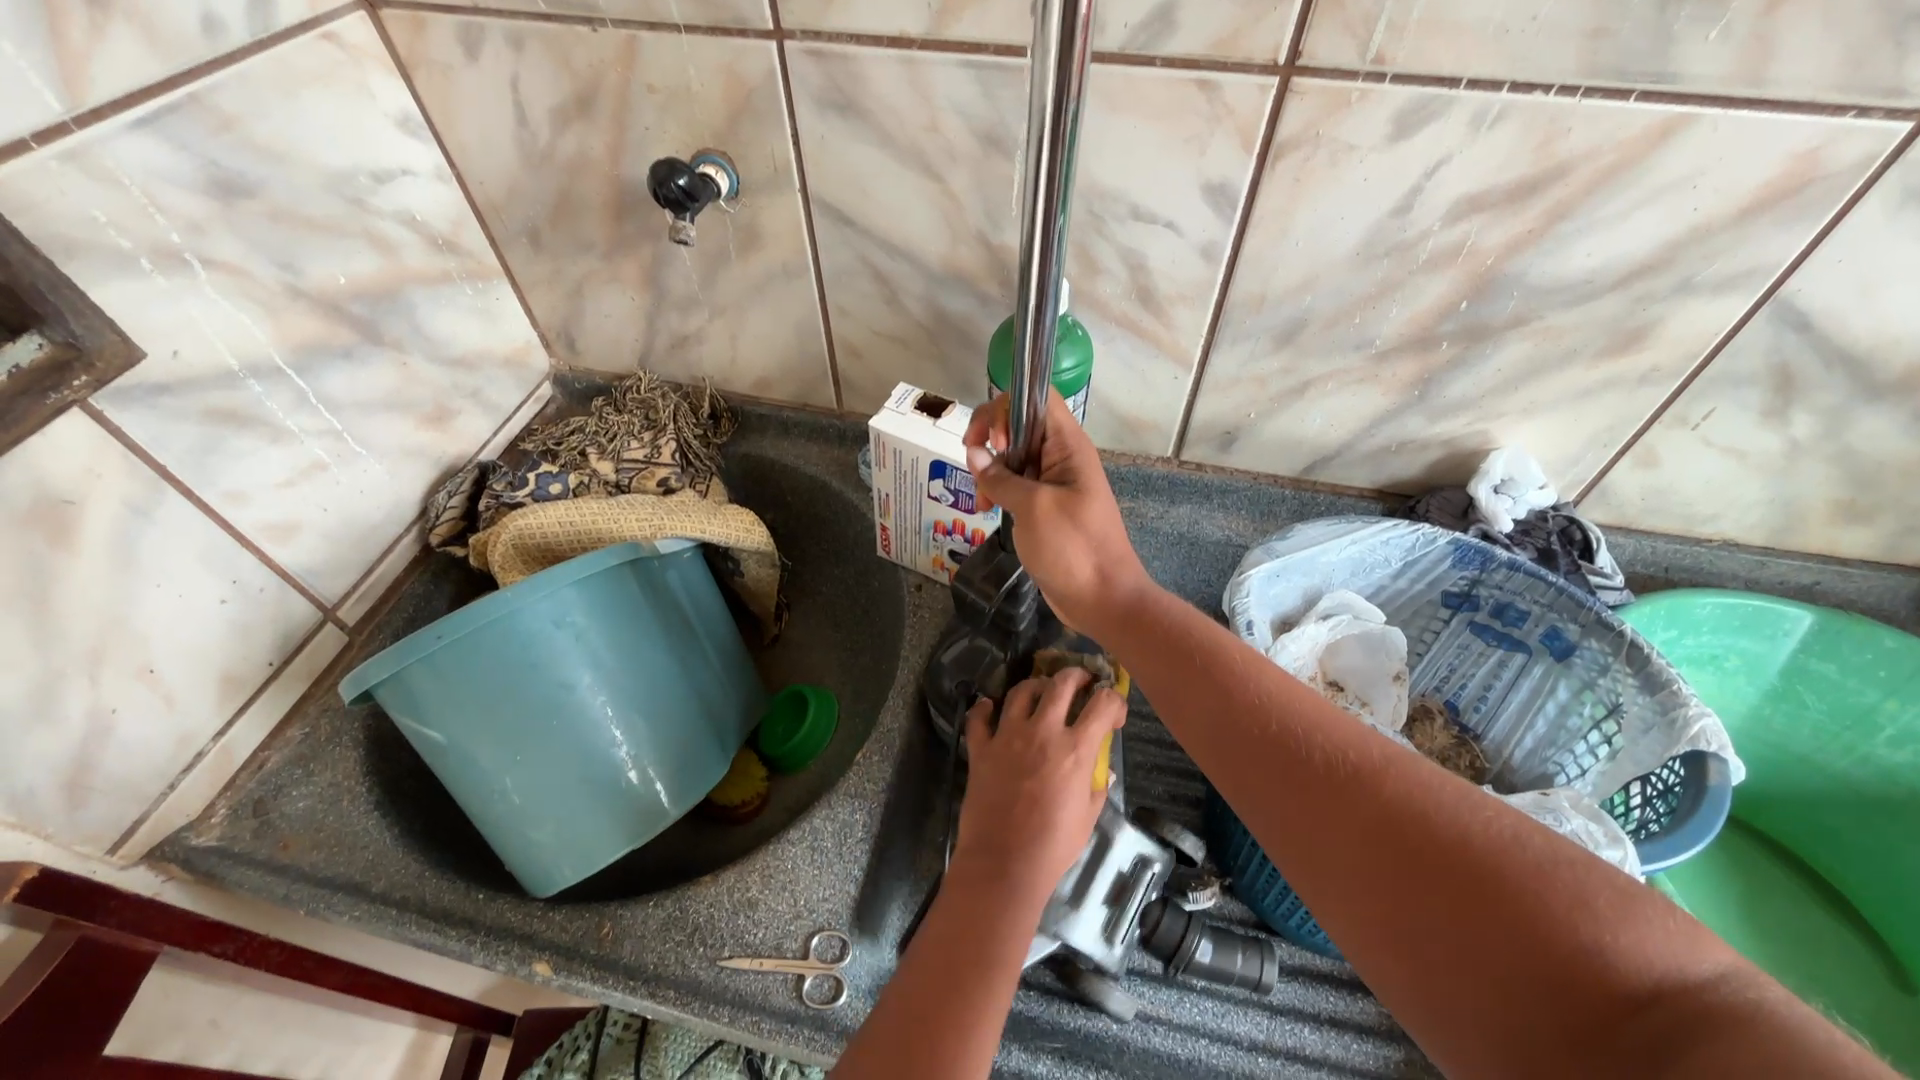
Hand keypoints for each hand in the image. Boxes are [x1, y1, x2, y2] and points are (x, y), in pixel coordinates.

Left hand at [950, 669, 1124, 907]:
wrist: (1004, 862)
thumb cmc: (1054, 845)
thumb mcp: (1088, 816)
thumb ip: (1096, 786)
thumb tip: (1102, 771)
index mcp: (1075, 748)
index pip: (1103, 704)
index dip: (1114, 700)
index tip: (1114, 712)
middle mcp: (1042, 732)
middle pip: (1061, 684)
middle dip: (1076, 675)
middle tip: (1081, 681)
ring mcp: (1007, 736)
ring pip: (1021, 691)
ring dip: (1035, 686)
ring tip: (1041, 692)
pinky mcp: (981, 749)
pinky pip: (979, 717)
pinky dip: (985, 708)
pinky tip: (990, 707)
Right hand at [962, 391, 1150, 636]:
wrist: (1103, 598)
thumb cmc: (1073, 547)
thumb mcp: (1033, 508)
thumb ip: (1000, 478)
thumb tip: (975, 455)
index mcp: (1067, 445)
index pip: (1036, 396)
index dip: (1006, 407)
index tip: (993, 441)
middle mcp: (1060, 456)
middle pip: (1017, 423)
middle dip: (989, 440)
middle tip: (976, 470)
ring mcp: (1052, 482)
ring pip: (1011, 455)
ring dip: (989, 471)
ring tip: (981, 501)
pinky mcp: (1044, 506)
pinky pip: (1015, 484)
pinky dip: (996, 491)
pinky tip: (985, 510)